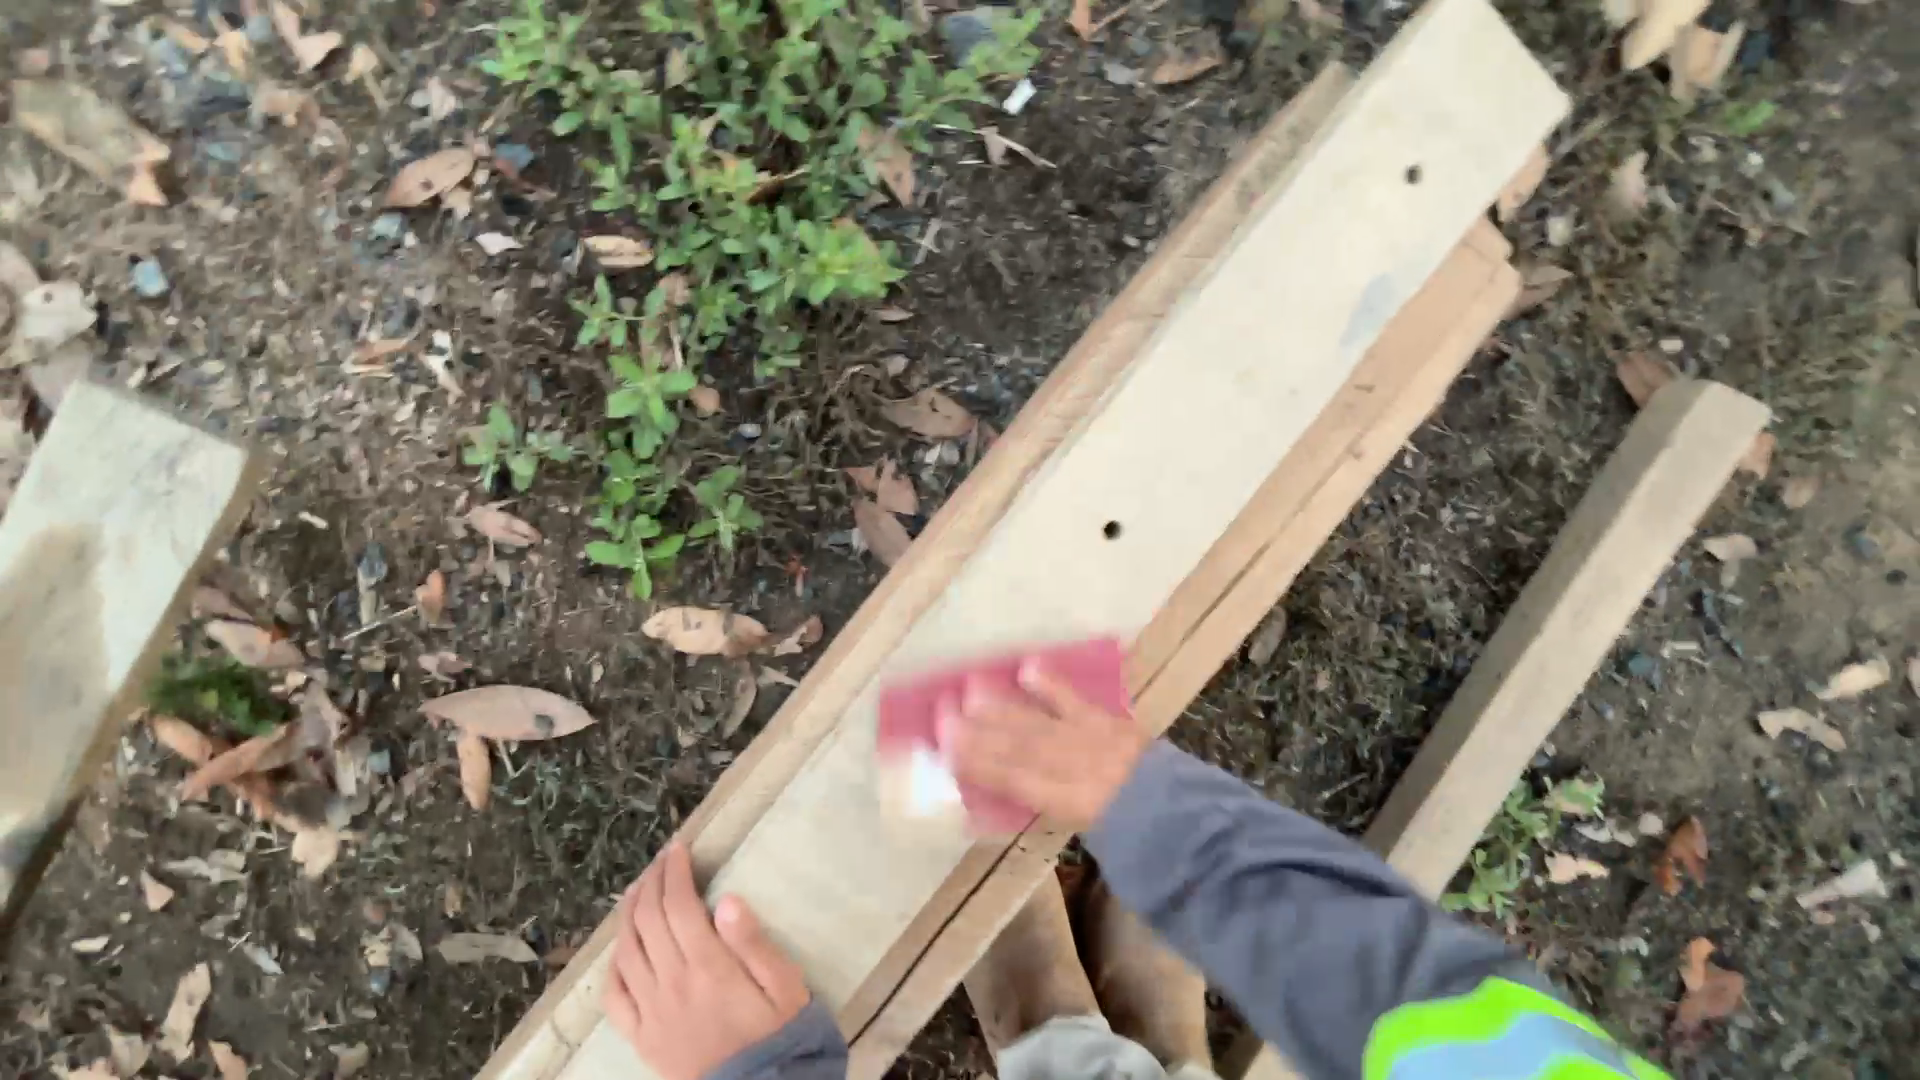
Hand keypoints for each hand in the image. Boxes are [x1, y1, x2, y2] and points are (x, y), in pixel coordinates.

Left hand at [603, 842, 811, 1079]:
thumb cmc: (779, 1034)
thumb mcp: (784, 986)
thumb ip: (753, 943)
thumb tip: (727, 900)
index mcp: (709, 967)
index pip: (680, 906)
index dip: (676, 872)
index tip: (679, 848)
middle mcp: (672, 984)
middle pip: (649, 920)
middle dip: (652, 882)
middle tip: (661, 860)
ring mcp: (651, 1013)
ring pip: (627, 951)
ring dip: (628, 913)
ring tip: (638, 889)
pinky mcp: (642, 1038)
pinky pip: (614, 996)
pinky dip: (613, 963)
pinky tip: (621, 946)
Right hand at [944, 659, 1150, 831]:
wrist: (1174, 812)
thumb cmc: (1114, 824)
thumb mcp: (1071, 824)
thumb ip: (1031, 804)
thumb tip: (981, 797)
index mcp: (1064, 802)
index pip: (1013, 780)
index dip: (977, 764)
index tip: (945, 746)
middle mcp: (1075, 770)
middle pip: (1021, 748)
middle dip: (980, 731)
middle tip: (944, 713)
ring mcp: (1093, 742)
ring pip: (1042, 724)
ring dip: (1004, 707)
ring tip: (971, 690)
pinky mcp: (1110, 722)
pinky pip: (1078, 701)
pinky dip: (1052, 685)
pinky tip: (1028, 667)